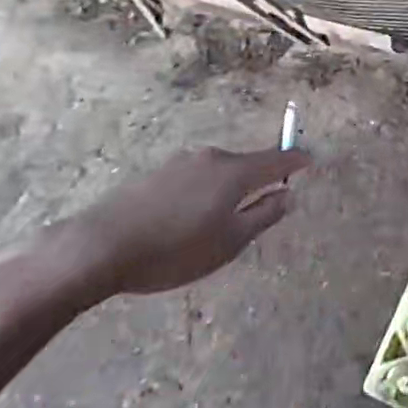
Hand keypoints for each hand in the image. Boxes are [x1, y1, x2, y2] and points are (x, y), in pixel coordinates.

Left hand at [60, 146, 310, 299]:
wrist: (97, 248)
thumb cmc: (174, 250)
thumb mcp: (229, 242)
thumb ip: (264, 216)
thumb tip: (288, 195)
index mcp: (236, 171)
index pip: (278, 158)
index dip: (297, 160)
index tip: (311, 161)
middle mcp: (213, 157)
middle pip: (246, 164)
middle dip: (258, 180)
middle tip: (261, 207)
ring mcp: (181, 163)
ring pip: (218, 173)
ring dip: (225, 190)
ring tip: (215, 225)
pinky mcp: (155, 174)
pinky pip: (193, 180)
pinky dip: (201, 194)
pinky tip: (183, 223)